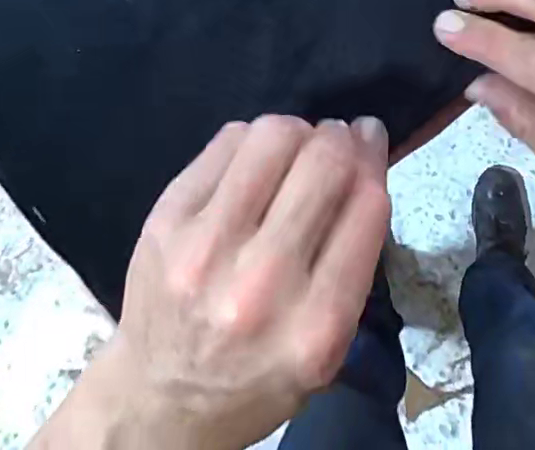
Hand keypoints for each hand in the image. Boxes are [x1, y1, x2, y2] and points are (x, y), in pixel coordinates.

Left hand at [34, 116, 390, 449]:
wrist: (160, 402)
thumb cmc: (262, 371)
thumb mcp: (332, 339)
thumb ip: (357, 249)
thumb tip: (366, 147)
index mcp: (317, 325)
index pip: (368, 203)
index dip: (374, 157)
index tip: (371, 139)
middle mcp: (261, 284)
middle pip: (325, 160)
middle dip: (340, 137)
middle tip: (336, 140)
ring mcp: (205, 249)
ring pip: (274, 134)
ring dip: (297, 131)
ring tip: (293, 152)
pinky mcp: (165, 220)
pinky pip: (229, 138)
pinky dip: (253, 140)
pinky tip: (254, 164)